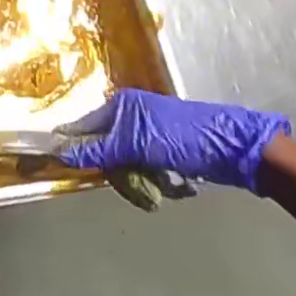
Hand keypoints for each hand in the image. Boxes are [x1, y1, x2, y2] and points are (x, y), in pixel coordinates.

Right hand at [57, 88, 290, 193]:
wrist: (235, 148)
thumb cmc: (183, 139)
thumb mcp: (136, 144)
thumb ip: (97, 149)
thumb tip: (59, 152)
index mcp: (122, 106)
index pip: (84, 127)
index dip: (74, 147)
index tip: (61, 167)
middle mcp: (133, 117)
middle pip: (104, 151)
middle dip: (119, 173)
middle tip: (134, 186)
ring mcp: (150, 134)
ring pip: (126, 165)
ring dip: (141, 182)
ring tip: (162, 189)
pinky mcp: (166, 150)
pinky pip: (146, 171)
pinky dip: (157, 181)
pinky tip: (176, 184)